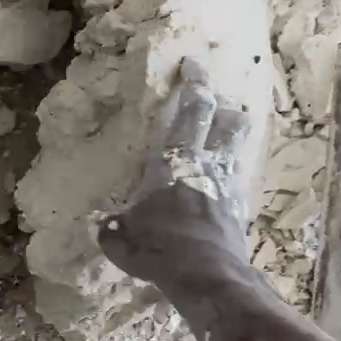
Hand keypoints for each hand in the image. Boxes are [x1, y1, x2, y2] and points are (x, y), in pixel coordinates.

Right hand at [98, 61, 255, 287]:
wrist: (207, 276)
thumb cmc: (156, 249)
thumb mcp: (116, 236)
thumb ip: (110, 221)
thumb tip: (102, 217)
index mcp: (174, 164)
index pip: (189, 113)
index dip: (191, 85)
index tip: (191, 64)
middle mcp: (207, 166)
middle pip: (226, 120)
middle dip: (217, 102)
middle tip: (206, 93)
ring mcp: (227, 185)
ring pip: (236, 144)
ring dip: (229, 131)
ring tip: (218, 127)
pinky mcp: (238, 207)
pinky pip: (234, 176)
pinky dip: (225, 169)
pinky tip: (214, 179)